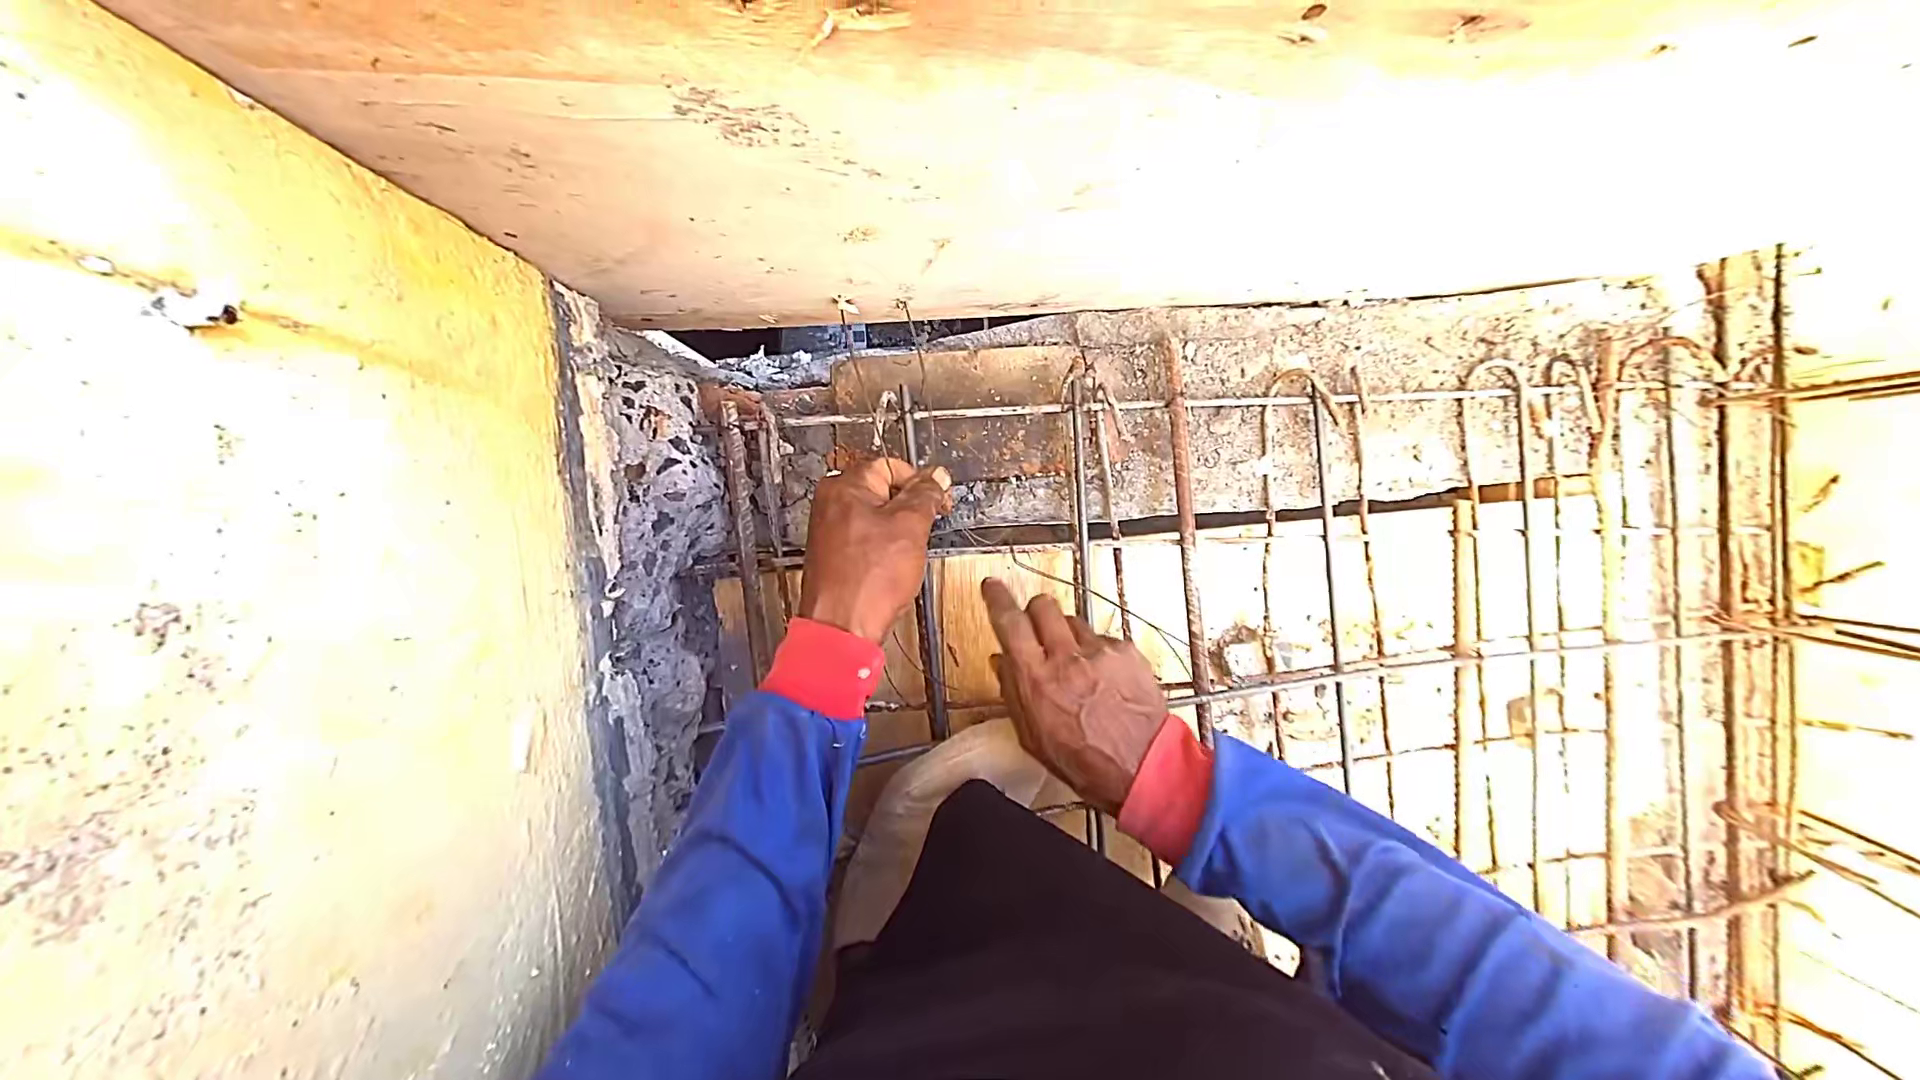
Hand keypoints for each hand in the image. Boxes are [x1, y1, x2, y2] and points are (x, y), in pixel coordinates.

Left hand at [798, 458, 951, 641]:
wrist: (842, 627)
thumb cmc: (866, 581)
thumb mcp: (910, 528)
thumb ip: (926, 496)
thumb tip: (936, 477)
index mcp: (844, 486)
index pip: (892, 466)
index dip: (921, 481)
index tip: (939, 498)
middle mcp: (831, 504)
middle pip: (883, 490)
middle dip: (910, 507)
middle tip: (927, 525)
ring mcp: (830, 530)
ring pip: (876, 516)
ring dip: (899, 530)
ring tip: (908, 552)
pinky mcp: (834, 554)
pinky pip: (866, 539)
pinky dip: (884, 548)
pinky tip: (893, 566)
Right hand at [981, 578, 1168, 814]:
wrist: (1142, 768)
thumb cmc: (1082, 760)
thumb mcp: (1032, 735)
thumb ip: (1012, 691)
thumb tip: (1000, 660)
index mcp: (1035, 679)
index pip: (1009, 623)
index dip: (997, 599)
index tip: (992, 586)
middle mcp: (1066, 658)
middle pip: (1043, 606)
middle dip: (1036, 613)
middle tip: (1038, 630)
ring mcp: (1099, 651)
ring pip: (1073, 620)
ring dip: (1068, 635)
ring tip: (1077, 666)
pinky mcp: (1126, 651)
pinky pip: (1102, 638)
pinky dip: (1098, 651)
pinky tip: (1104, 678)